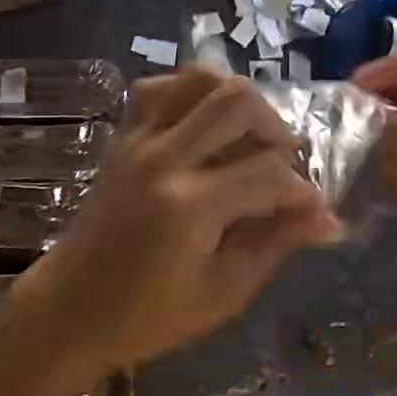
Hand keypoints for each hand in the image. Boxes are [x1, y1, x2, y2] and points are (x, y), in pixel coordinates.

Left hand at [10, 69, 338, 376]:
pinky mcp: (122, 136)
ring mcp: (138, 140)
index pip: (270, 172)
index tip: (315, 210)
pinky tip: (205, 126)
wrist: (69, 309)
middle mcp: (164, 158)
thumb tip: (327, 216)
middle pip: (238, 101)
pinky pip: (159, 87)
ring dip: (237, 102)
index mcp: (190, 205)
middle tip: (282, 165)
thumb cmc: (149, 316)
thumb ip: (277, 243)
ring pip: (200, 79)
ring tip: (248, 139)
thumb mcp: (225, 292)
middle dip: (276, 129)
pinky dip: (191, 95)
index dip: (304, 191)